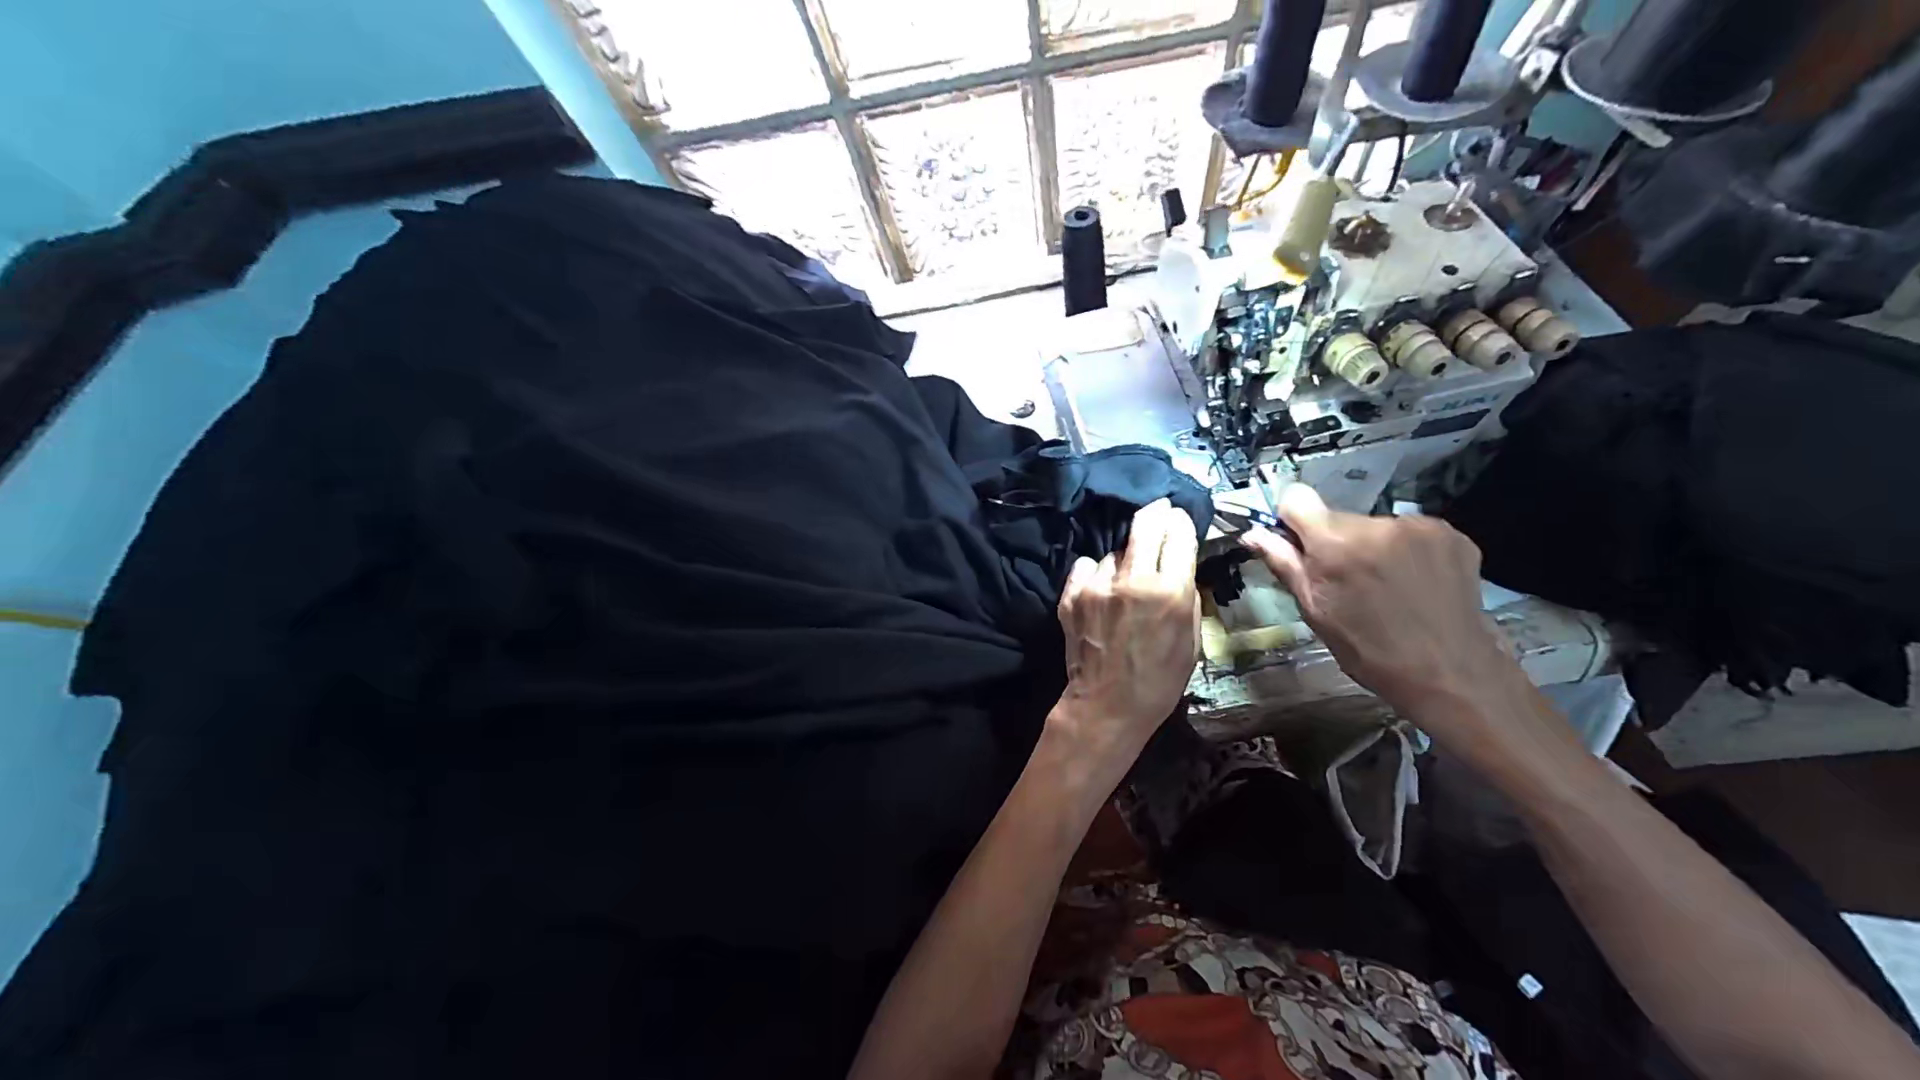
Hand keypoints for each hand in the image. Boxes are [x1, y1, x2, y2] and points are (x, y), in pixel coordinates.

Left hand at [1049, 499, 1200, 776]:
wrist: (1107, 705)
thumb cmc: (1159, 680)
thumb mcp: (1191, 639)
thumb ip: (1186, 595)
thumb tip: (1179, 565)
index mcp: (1169, 591)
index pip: (1177, 533)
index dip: (1180, 521)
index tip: (1179, 517)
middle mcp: (1131, 579)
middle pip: (1145, 524)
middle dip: (1156, 514)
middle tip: (1159, 512)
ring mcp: (1096, 585)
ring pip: (1114, 551)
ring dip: (1124, 558)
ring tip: (1127, 580)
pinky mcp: (1071, 595)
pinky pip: (1088, 567)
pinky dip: (1097, 573)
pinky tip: (1102, 590)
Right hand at [1239, 484, 1525, 742]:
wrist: (1450, 673)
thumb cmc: (1369, 650)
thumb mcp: (1314, 611)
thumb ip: (1284, 564)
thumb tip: (1252, 534)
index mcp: (1336, 544)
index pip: (1297, 499)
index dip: (1291, 520)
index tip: (1298, 545)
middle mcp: (1377, 524)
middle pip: (1337, 518)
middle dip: (1335, 542)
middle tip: (1346, 581)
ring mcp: (1419, 526)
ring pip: (1374, 526)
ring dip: (1372, 547)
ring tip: (1385, 586)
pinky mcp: (1451, 534)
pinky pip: (1410, 532)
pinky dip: (1405, 551)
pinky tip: (1414, 583)